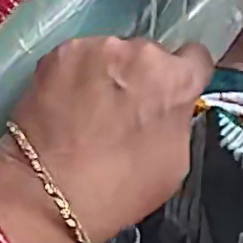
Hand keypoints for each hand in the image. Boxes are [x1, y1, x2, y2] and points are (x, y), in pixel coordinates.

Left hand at [0, 37, 212, 242]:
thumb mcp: (175, 160)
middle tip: (122, 109)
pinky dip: (75, 74)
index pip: (195, 56)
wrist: (47, 195)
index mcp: (176, 79)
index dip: (184, 75)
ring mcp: (97, 47)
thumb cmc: (120, 188)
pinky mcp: (61, 52)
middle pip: (149, 55)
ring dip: (106, 72)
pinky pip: (78, 57)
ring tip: (88, 108)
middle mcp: (141, 52)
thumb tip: (170, 104)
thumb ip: (178, 117)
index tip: (169, 91)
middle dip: (140, 75)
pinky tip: (64, 103)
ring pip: (112, 53)